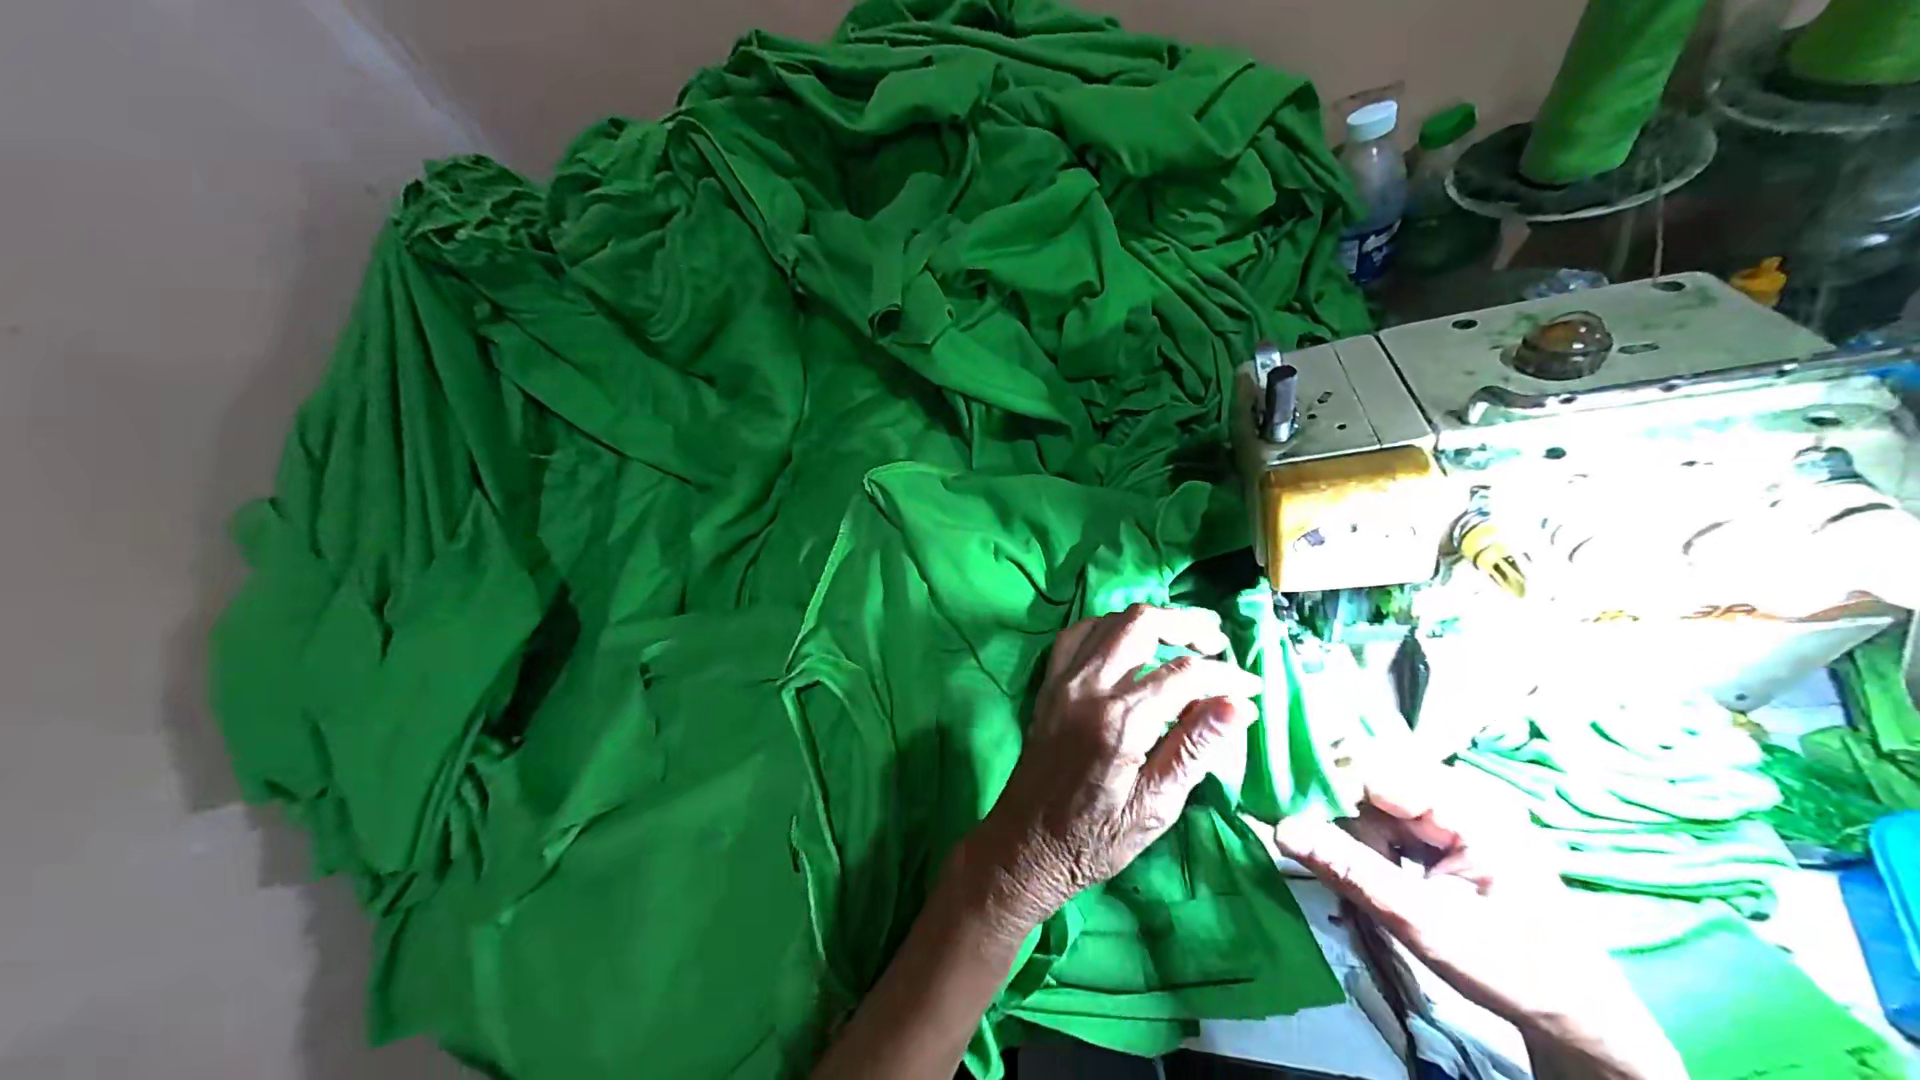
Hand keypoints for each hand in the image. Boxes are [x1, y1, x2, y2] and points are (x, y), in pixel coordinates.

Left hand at [960, 604, 1260, 934]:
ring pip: (1109, 620)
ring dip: (1151, 621)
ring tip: (1184, 637)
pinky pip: (1078, 634)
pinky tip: (1129, 641)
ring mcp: (1062, 681)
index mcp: (1118, 722)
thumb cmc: (1094, 838)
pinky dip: (1110, 627)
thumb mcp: (1154, 808)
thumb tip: (1238, 705)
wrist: (1026, 843)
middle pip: (1141, 624)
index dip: (1224, 676)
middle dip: (1187, 625)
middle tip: (1217, 643)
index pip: (1183, 674)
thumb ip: (1194, 750)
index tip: (1249, 688)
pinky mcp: (1048, 684)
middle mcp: (1086, 688)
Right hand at [1273, 762, 1685, 1079]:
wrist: (1571, 1010)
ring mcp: (1449, 807)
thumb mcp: (1422, 923)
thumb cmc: (1510, 968)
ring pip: (1368, 795)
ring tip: (1329, 856)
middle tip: (1291, 831)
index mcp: (1467, 805)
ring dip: (1341, 824)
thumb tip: (1280, 827)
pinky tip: (1357, 862)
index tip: (1272, 797)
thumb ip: (1351, 870)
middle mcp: (1457, 792)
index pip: (1374, 768)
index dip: (1320, 778)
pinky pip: (1381, 814)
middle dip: (1327, 804)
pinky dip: (1359, 836)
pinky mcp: (1440, 825)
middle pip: (1367, 776)